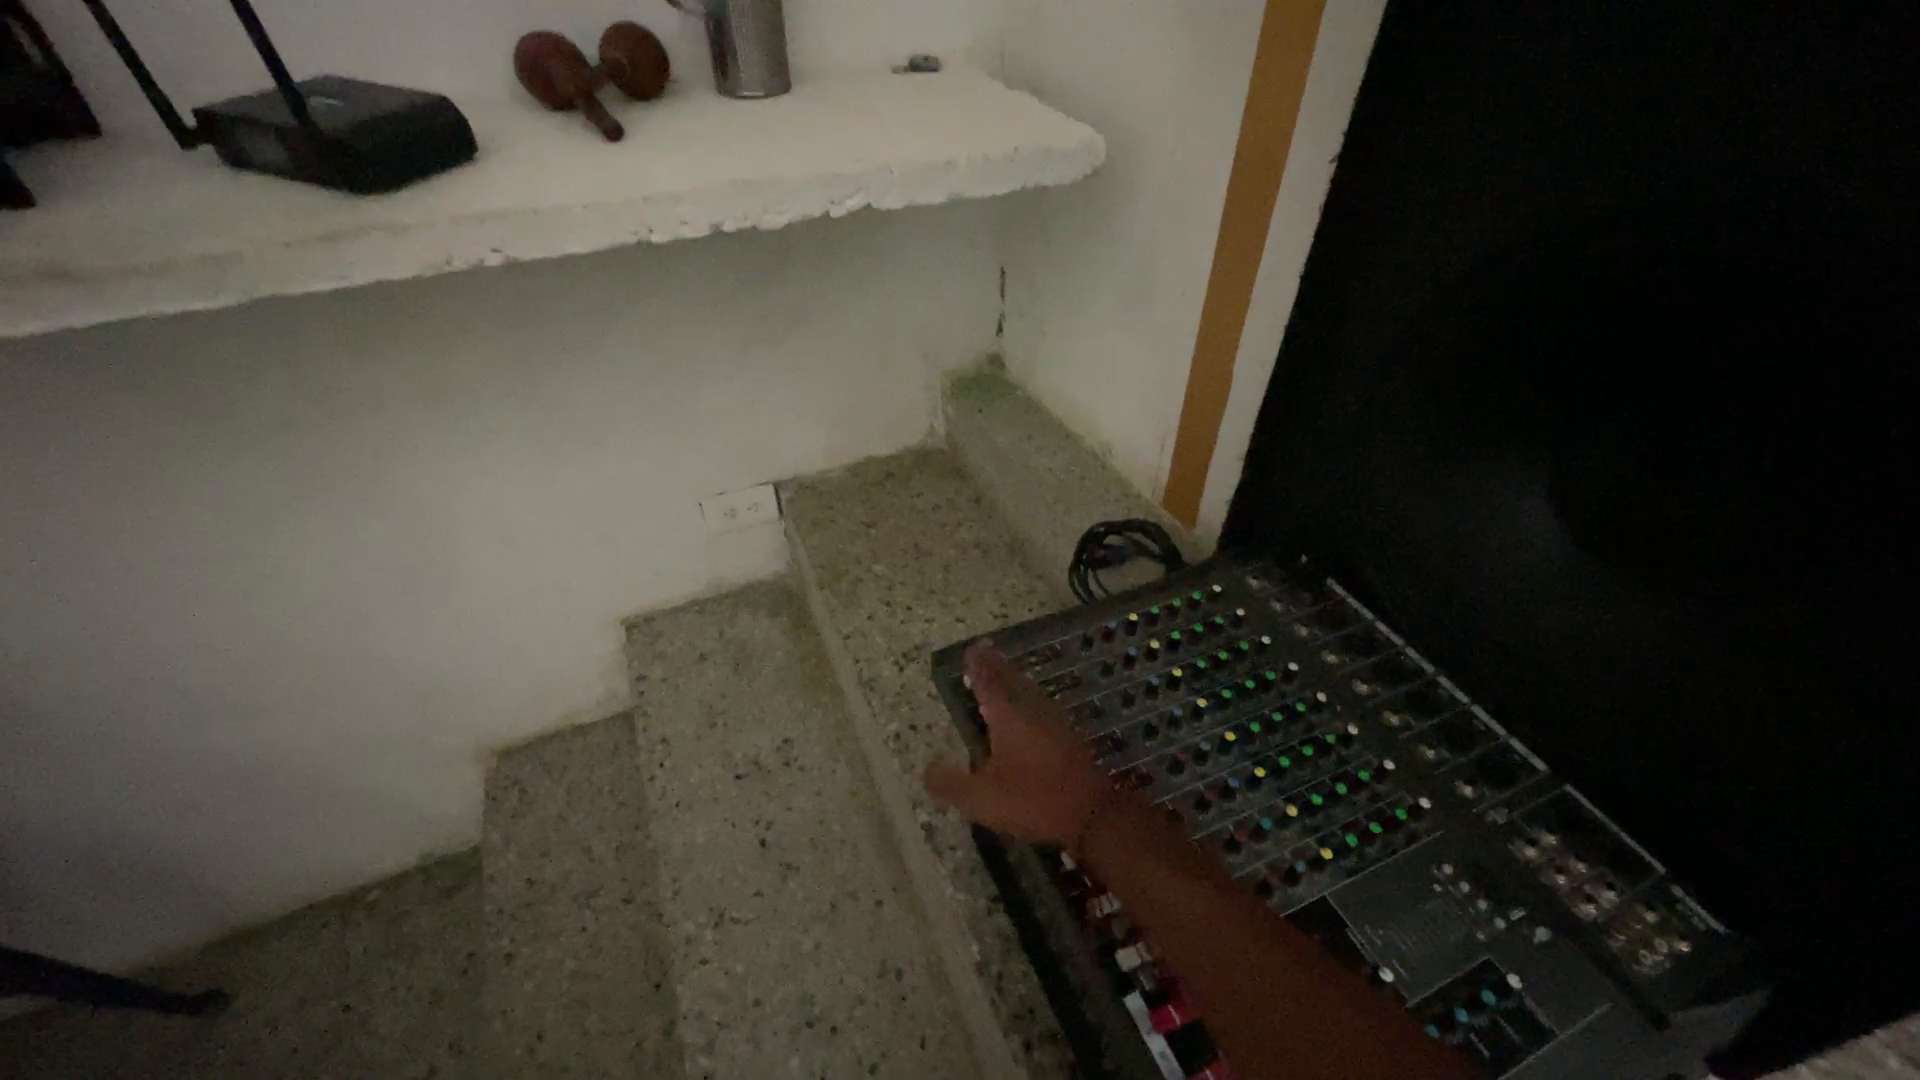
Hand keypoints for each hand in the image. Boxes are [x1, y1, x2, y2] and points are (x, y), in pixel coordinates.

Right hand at [924, 641, 1113, 847]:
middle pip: (1012, 680)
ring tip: (1003, 675)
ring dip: (1014, 681)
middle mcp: (1032, 711)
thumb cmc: (1033, 799)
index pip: (988, 682)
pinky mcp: (1070, 739)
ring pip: (1030, 693)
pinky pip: (1042, 709)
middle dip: (996, 665)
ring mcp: (1055, 723)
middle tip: (986, 650)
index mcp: (1008, 717)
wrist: (1093, 813)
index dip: (978, 666)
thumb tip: (928, 767)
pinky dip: (1029, 702)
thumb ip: (951, 783)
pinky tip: (1029, 713)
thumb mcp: (982, 798)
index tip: (971, 648)